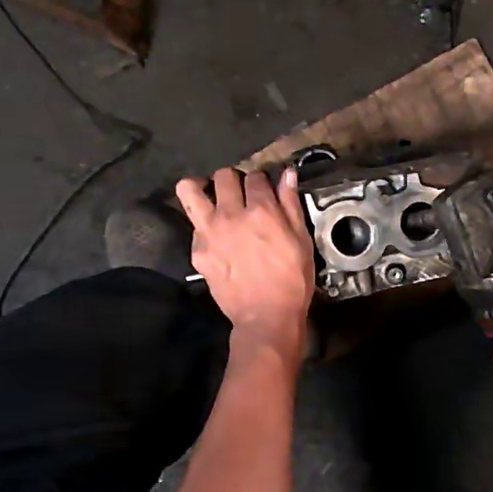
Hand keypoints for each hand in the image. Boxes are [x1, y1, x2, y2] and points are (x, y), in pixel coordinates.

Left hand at [176, 167, 314, 359]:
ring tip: (211, 197)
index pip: (256, 177)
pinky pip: (194, 225)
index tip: (266, 189)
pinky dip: (204, 224)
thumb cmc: (293, 281)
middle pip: (223, 175)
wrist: (266, 316)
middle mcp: (231, 214)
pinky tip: (217, 237)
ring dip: (200, 187)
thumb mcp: (302, 241)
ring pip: (189, 189)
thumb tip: (288, 175)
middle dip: (234, 179)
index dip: (263, 180)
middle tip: (242, 194)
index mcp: (262, 210)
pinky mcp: (198, 250)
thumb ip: (292, 205)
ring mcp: (209, 231)